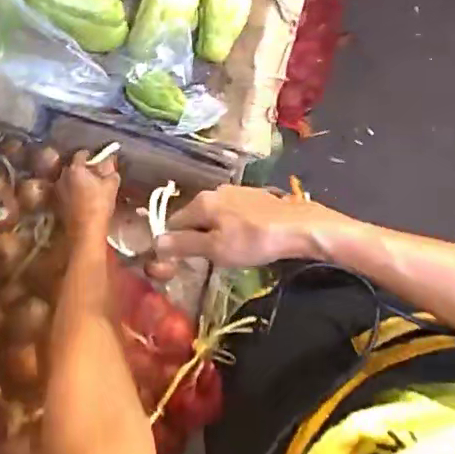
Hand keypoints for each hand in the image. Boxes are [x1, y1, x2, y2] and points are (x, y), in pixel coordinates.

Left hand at [57, 150, 120, 237]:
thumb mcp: (111, 185)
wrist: (84, 231)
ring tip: (86, 188)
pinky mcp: (55, 203)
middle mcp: (62, 176)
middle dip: (81, 169)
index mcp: (75, 169)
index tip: (96, 160)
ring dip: (75, 182)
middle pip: (72, 167)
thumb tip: (111, 161)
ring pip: (67, 180)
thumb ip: (111, 171)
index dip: (90, 156)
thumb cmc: (99, 205)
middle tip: (93, 175)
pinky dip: (70, 193)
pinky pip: (64, 192)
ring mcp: (57, 190)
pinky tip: (80, 199)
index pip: (81, 154)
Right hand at [157, 186, 349, 267]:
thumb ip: (184, 244)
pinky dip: (232, 226)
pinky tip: (246, 239)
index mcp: (201, 201)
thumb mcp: (215, 249)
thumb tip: (155, 242)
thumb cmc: (254, 240)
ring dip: (215, 232)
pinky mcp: (254, 195)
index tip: (184, 262)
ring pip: (214, 214)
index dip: (175, 243)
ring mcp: (236, 191)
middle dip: (196, 237)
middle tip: (208, 260)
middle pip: (194, 217)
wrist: (299, 226)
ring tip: (229, 251)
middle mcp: (214, 190)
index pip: (174, 222)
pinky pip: (232, 212)